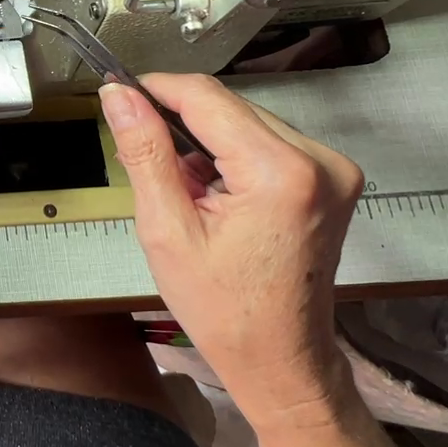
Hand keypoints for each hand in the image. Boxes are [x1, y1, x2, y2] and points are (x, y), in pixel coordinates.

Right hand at [101, 74, 365, 431]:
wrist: (280, 358)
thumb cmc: (221, 307)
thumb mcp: (166, 228)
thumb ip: (144, 151)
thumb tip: (117, 96)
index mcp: (280, 172)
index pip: (205, 97)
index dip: (154, 88)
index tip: (115, 92)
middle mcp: (319, 159)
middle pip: (227, 105)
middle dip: (177, 120)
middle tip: (143, 158)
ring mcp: (333, 167)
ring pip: (244, 119)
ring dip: (202, 138)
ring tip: (183, 188)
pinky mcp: (331, 176)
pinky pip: (264, 138)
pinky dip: (228, 152)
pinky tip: (212, 191)